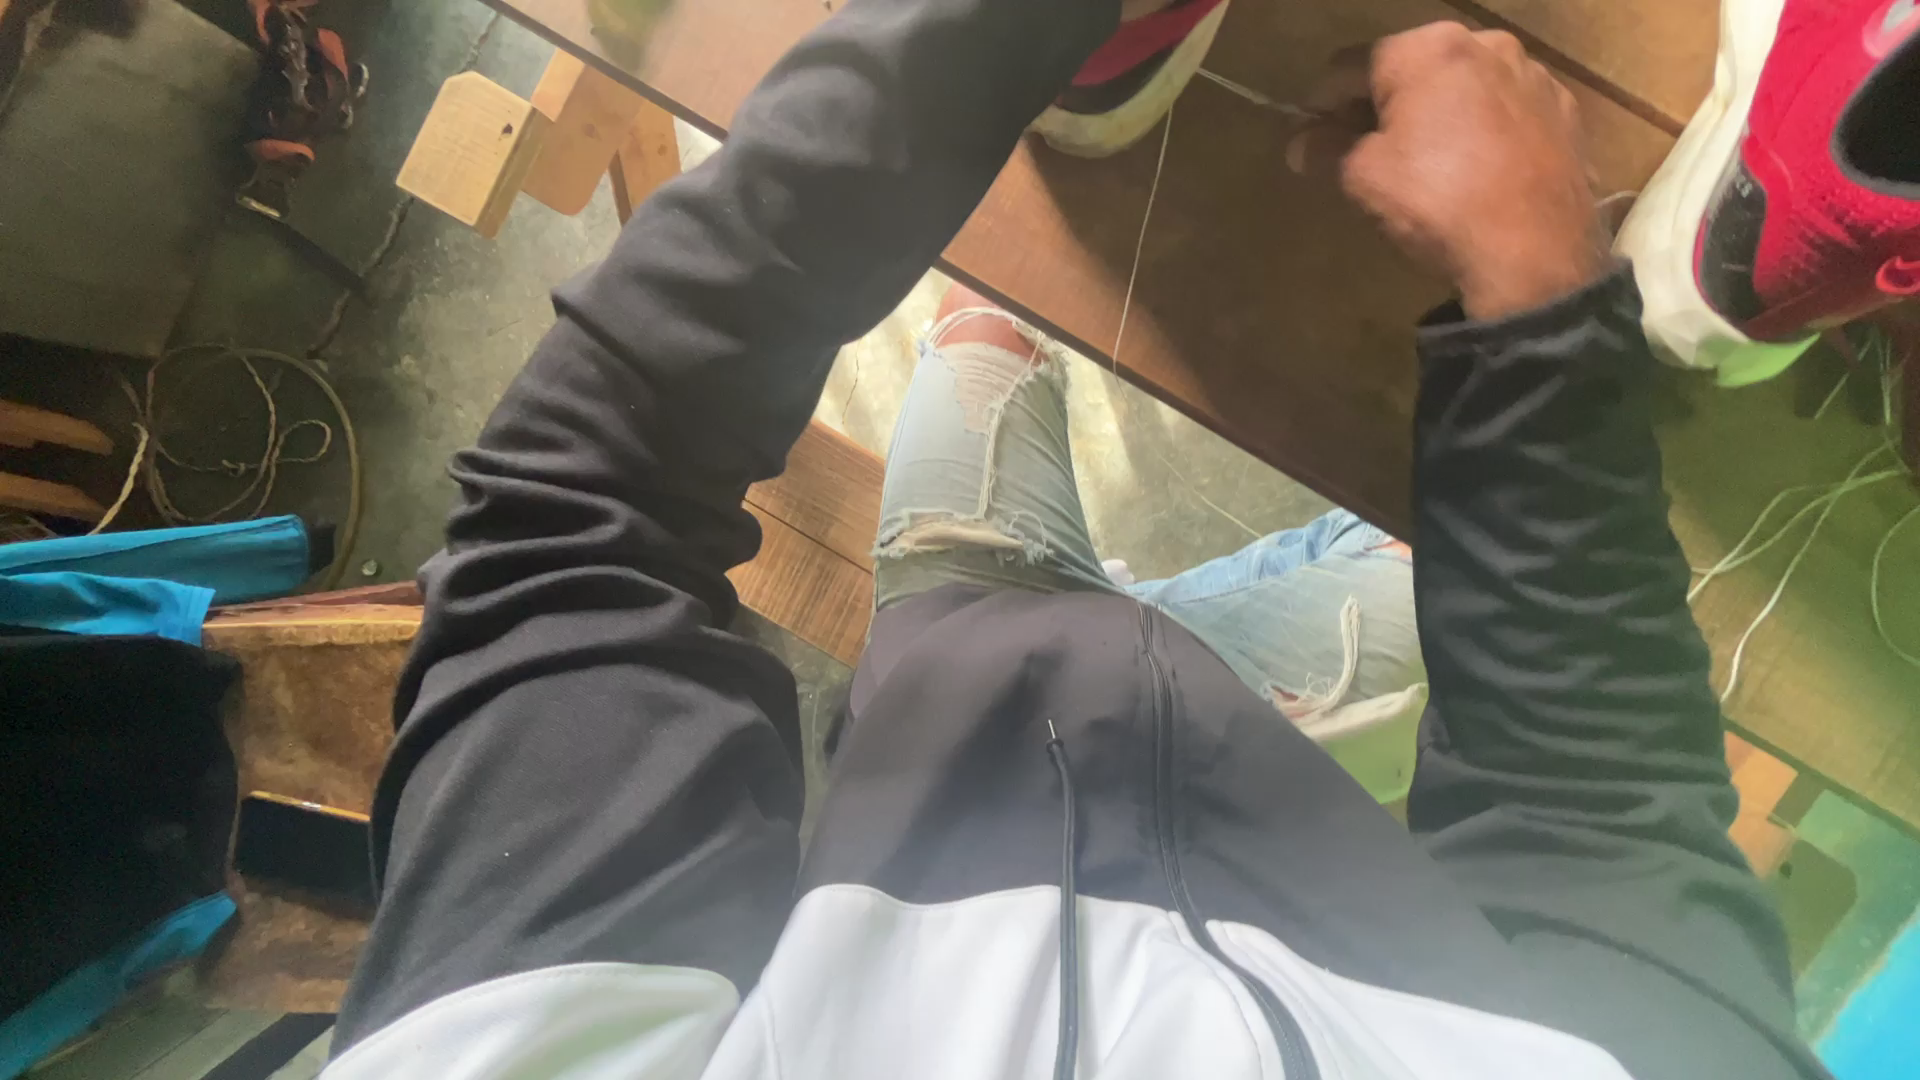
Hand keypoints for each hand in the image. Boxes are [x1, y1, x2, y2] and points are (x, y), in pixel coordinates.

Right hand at [1334, 24, 1607, 319]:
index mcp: (1428, 50)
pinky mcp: (1560, 108)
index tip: (1308, 138)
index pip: (1350, 66)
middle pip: (1409, 69)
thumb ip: (1327, 150)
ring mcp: (1530, 72)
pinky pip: (1497, 109)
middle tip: (1358, 152)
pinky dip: (1471, 129)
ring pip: (1457, 86)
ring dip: (1427, 115)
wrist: (1530, 245)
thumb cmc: (1433, 201)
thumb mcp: (1363, 177)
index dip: (1321, 103)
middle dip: (1378, 106)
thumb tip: (1300, 143)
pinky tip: (1465, 171)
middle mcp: (1485, 42)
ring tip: (1415, 164)